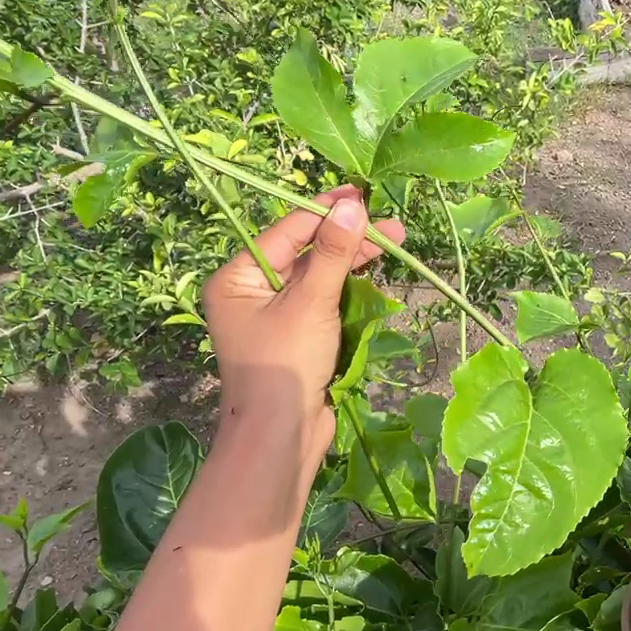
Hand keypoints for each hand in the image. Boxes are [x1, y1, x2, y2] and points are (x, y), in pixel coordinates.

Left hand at [201, 186, 404, 454]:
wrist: (282, 435)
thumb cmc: (285, 363)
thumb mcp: (310, 302)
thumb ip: (332, 253)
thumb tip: (353, 206)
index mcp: (237, 278)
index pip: (287, 232)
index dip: (325, 212)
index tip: (363, 196)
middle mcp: (252, 292)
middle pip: (305, 254)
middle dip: (347, 240)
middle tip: (392, 228)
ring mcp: (276, 317)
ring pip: (319, 279)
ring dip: (353, 265)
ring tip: (393, 248)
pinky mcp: (299, 339)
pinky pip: (325, 304)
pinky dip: (349, 293)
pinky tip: (375, 281)